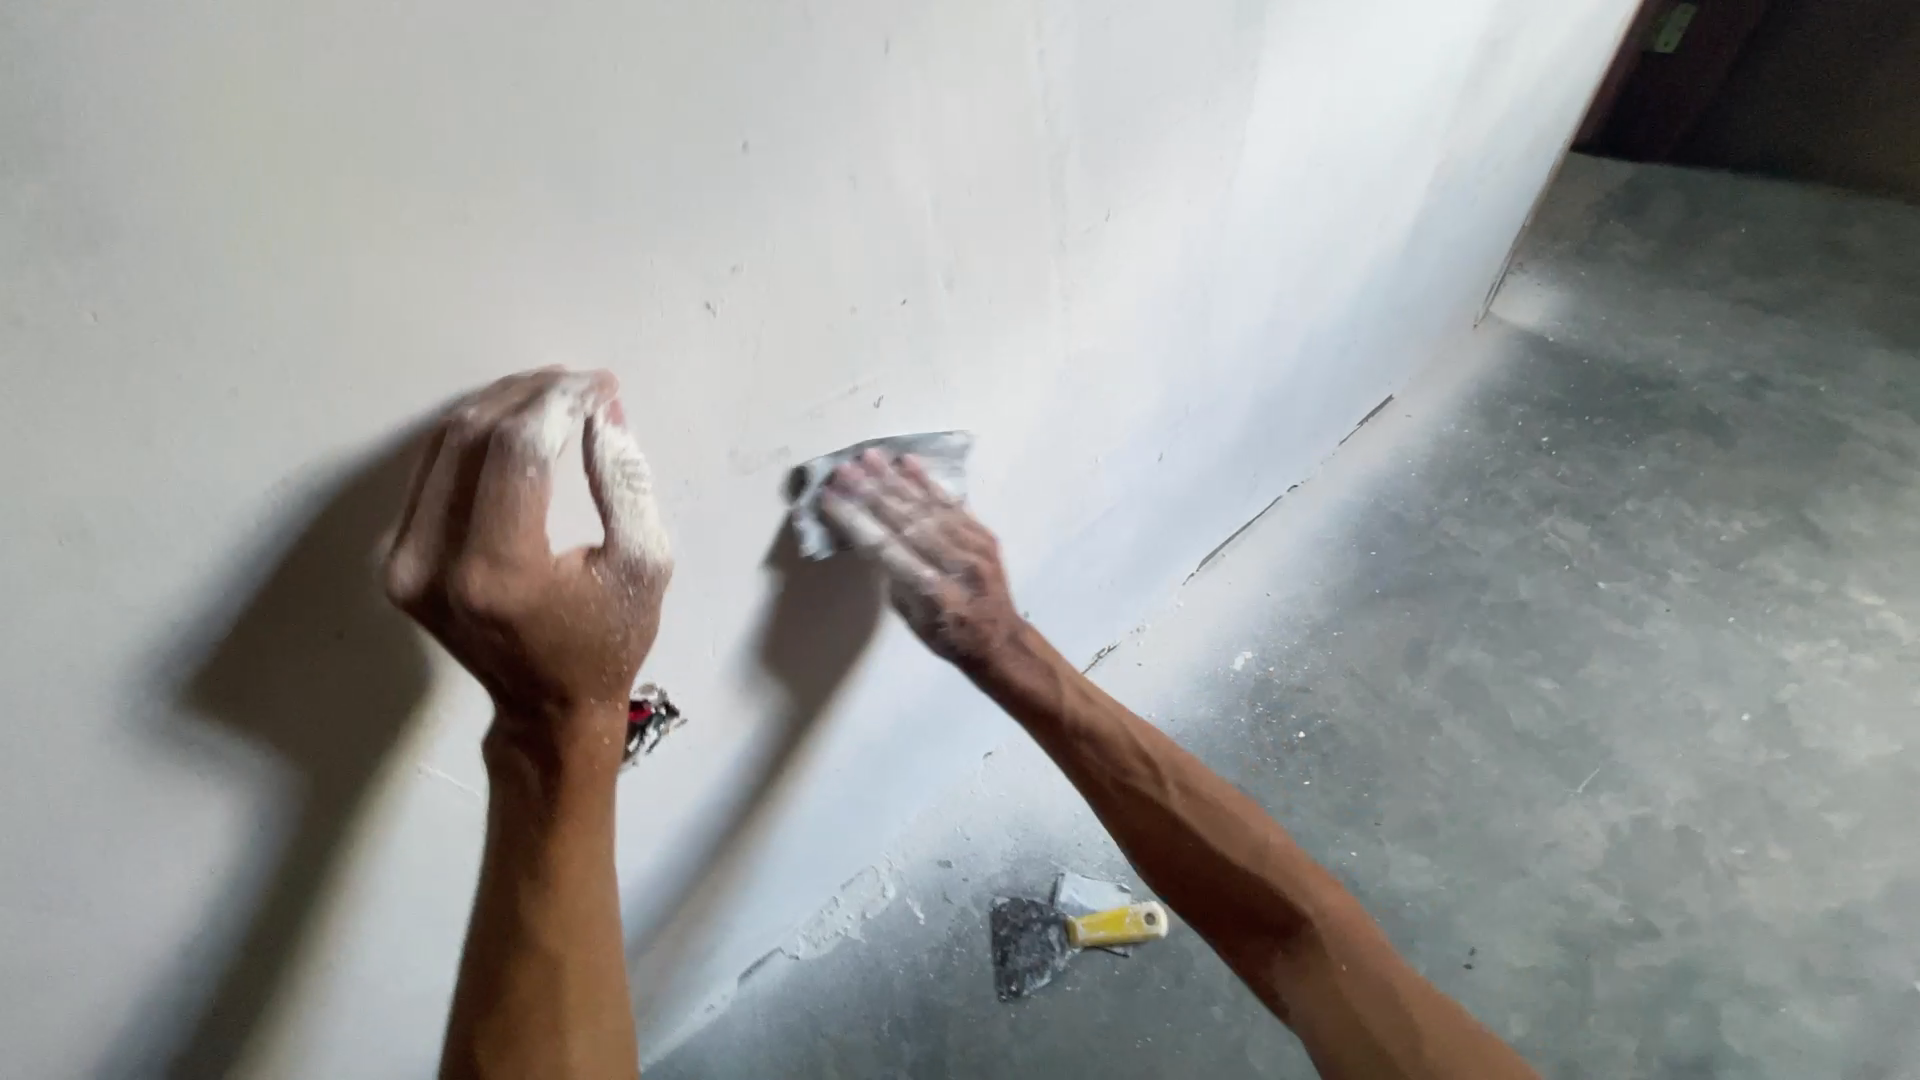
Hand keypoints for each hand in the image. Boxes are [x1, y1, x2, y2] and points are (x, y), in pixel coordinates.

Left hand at [382, 367, 672, 763]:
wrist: (549, 709)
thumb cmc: (610, 642)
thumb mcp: (645, 564)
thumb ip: (625, 481)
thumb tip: (603, 410)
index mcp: (500, 572)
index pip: (517, 451)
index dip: (560, 403)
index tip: (600, 385)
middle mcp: (432, 563)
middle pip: (471, 438)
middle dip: (531, 395)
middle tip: (581, 382)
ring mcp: (402, 563)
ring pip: (442, 447)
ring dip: (500, 407)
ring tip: (555, 393)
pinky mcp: (396, 561)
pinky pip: (432, 474)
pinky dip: (476, 439)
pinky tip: (518, 426)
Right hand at [818, 450, 1023, 672]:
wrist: (999, 639)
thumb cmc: (947, 636)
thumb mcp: (911, 618)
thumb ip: (895, 577)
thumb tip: (874, 538)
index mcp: (932, 592)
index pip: (885, 548)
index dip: (855, 521)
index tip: (830, 498)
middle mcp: (955, 564)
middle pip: (906, 521)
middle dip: (871, 493)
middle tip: (845, 470)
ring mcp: (974, 547)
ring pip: (928, 507)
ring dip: (896, 480)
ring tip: (870, 458)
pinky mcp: (984, 535)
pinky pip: (953, 504)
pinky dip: (928, 482)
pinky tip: (909, 462)